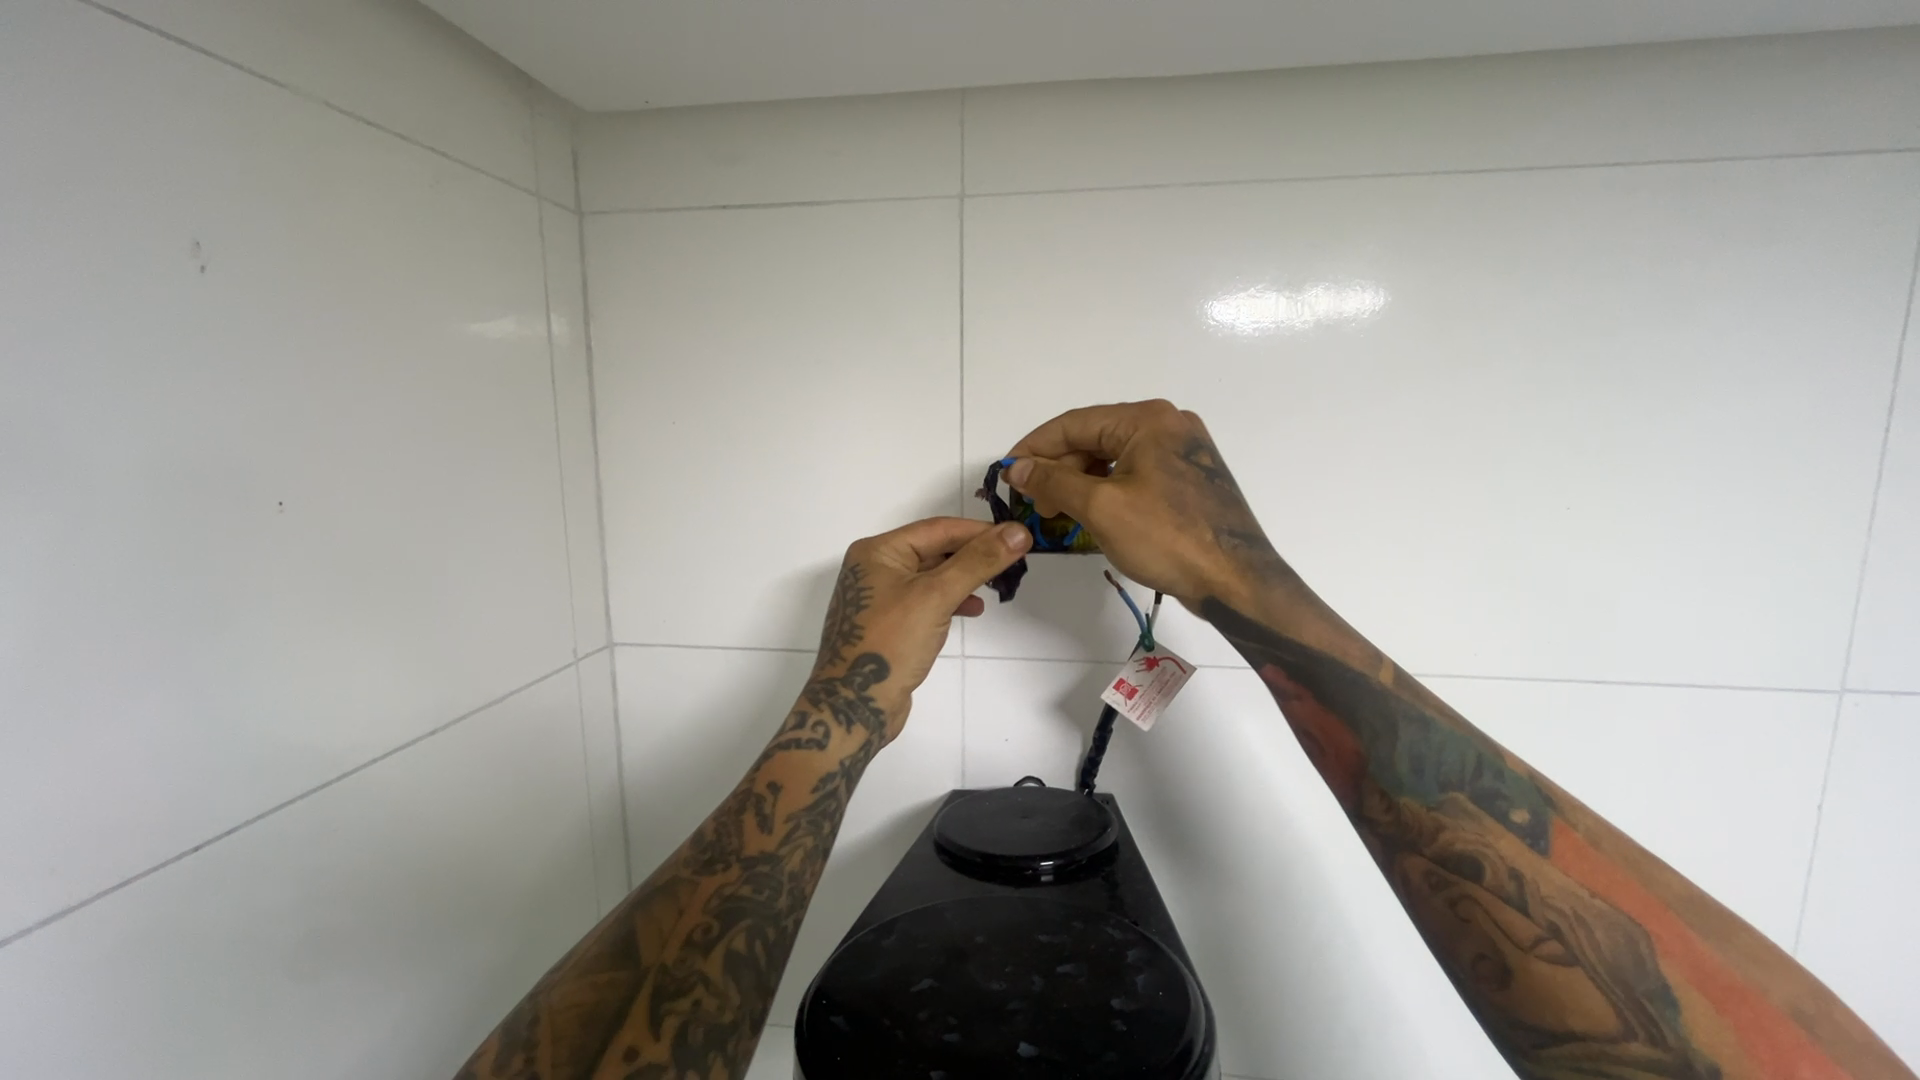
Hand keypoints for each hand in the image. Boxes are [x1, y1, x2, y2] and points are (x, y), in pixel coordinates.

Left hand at [811, 517, 1031, 739]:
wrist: (854, 706)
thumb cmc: (890, 643)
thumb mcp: (936, 596)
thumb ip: (978, 562)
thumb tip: (1018, 532)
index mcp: (878, 551)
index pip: (938, 529)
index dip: (980, 531)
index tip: (1018, 536)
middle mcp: (875, 568)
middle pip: (934, 550)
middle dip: (973, 555)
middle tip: (1014, 561)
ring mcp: (880, 597)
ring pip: (932, 576)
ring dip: (965, 578)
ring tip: (998, 585)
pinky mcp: (889, 624)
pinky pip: (926, 600)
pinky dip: (950, 601)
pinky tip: (972, 610)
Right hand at [1004, 400, 1291, 613]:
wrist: (1236, 580)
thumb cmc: (1166, 537)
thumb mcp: (1101, 508)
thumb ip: (1054, 482)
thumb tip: (1018, 467)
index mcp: (1149, 420)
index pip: (1076, 423)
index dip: (1036, 447)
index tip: (1008, 472)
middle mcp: (1169, 425)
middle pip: (1096, 439)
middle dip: (1060, 469)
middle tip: (1037, 505)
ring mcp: (1183, 452)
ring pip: (1116, 459)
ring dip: (1082, 483)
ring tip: (1060, 515)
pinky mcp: (1189, 479)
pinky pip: (1136, 474)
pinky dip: (1108, 491)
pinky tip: (1093, 515)